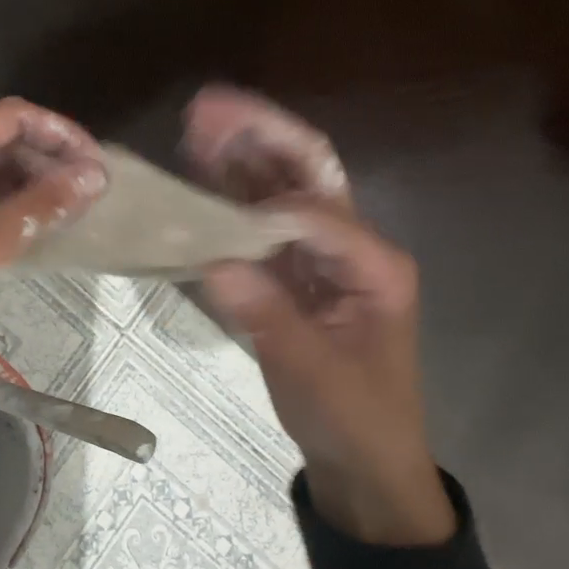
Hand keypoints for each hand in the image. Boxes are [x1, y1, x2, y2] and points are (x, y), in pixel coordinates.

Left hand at [0, 98, 106, 355]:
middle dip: (48, 156)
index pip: (10, 117)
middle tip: (92, 187)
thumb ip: (40, 206)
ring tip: (75, 204)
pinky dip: (8, 199)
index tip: (96, 161)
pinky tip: (40, 218)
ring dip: (31, 178)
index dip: (58, 132)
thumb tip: (94, 177)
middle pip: (0, 136)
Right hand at [184, 86, 454, 545]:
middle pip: (306, 173)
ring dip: (239, 151)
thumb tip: (218, 263)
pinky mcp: (290, 269)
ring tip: (193, 121)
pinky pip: (258, 220)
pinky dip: (228, 192)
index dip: (264, 198)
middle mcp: (350, 247)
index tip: (206, 193)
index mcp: (374, 265)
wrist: (363, 463)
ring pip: (279, 187)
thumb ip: (271, 318)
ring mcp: (318, 255)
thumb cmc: (354, 420)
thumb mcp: (316, 377)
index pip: (317, 213)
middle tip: (206, 105)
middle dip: (259, 134)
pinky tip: (197, 168)